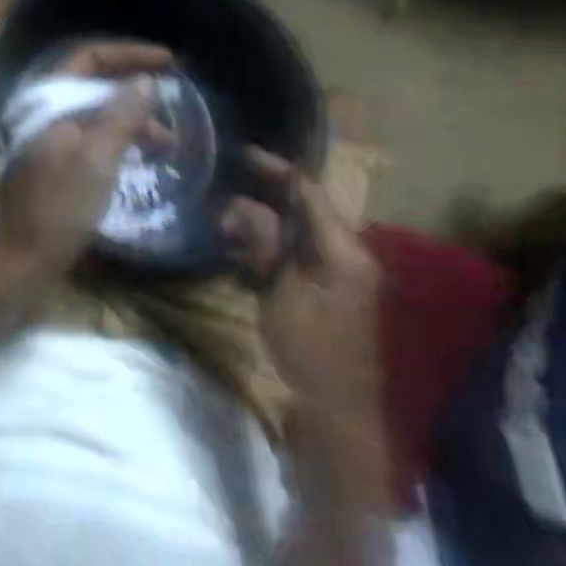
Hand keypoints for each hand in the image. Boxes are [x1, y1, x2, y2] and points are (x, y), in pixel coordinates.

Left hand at [0, 41, 172, 294]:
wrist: (23, 258)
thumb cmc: (60, 207)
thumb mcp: (98, 159)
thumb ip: (121, 115)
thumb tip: (144, 79)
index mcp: (48, 104)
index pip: (87, 57)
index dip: (128, 53)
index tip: (170, 61)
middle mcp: (44, 114)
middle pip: (93, 85)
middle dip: (135, 92)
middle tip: (174, 108)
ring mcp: (48, 139)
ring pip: (95, 115)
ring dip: (131, 121)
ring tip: (168, 145)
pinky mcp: (55, 164)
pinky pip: (91, 138)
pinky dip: (118, 141)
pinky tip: (141, 157)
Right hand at [221, 148, 382, 419]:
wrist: (337, 411)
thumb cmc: (310, 348)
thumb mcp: (281, 291)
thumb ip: (264, 242)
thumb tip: (240, 204)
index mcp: (343, 248)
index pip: (309, 192)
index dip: (274, 169)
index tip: (239, 154)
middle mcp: (344, 253)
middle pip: (302, 209)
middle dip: (261, 195)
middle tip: (220, 187)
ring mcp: (335, 273)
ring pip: (294, 231)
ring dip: (259, 221)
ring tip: (220, 217)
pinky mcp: (322, 292)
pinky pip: (291, 254)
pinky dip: (264, 246)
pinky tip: (237, 249)